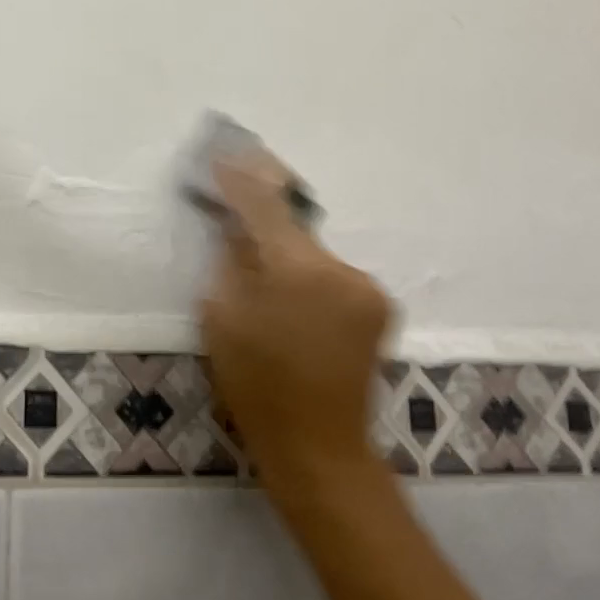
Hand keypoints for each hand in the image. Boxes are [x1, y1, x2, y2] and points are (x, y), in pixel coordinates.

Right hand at [198, 149, 392, 479]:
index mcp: (298, 270)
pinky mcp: (378, 307)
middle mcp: (343, 270)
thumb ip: (231, 259)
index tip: (222, 153)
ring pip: (311, 252)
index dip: (241, 177)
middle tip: (233, 211)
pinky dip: (306, 275)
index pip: (264, 205)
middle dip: (263, 219)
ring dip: (285, 251)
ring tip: (260, 276)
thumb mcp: (221, 314)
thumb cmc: (254, 383)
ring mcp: (368, 289)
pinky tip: (289, 300)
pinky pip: (329, 274)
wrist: (317, 446)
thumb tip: (236, 225)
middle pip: (292, 228)